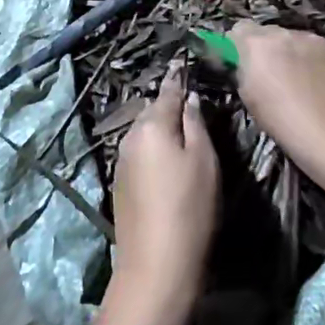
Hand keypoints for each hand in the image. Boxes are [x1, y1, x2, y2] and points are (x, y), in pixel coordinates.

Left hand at [110, 62, 217, 307]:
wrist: (156, 262)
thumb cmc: (190, 206)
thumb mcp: (204, 160)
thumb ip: (195, 124)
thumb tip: (189, 99)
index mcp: (152, 124)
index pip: (167, 91)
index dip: (177, 77)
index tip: (181, 62)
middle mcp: (130, 135)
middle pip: (152, 111)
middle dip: (168, 104)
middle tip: (190, 101)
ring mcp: (122, 160)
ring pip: (144, 132)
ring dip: (160, 127)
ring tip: (181, 129)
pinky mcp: (121, 182)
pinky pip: (139, 152)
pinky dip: (153, 148)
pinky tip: (166, 159)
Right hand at [228, 21, 324, 166]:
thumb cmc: (281, 121)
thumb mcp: (247, 96)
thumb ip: (243, 70)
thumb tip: (246, 63)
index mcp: (256, 44)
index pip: (239, 28)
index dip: (239, 45)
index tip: (244, 62)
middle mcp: (285, 34)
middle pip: (269, 32)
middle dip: (268, 48)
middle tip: (274, 74)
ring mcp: (314, 39)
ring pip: (296, 39)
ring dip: (293, 53)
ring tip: (302, 80)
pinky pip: (319, 48)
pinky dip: (317, 60)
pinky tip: (323, 83)